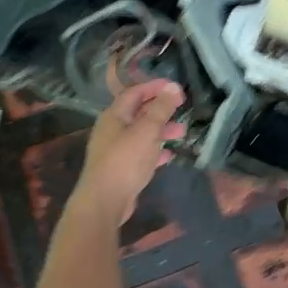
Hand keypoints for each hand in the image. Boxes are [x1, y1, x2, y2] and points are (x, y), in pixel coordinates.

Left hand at [73, 80, 185, 227]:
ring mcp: (116, 150)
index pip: (134, 93)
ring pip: (142, 134)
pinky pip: (141, 153)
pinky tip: (169, 155)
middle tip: (182, 107)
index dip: (154, 87)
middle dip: (161, 109)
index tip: (176, 87)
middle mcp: (113, 130)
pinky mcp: (122, 168)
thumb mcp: (147, 131)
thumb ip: (161, 108)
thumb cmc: (125, 160)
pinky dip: (156, 151)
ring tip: (182, 132)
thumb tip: (173, 86)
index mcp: (114, 116)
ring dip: (162, 130)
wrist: (105, 201)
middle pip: (139, 113)